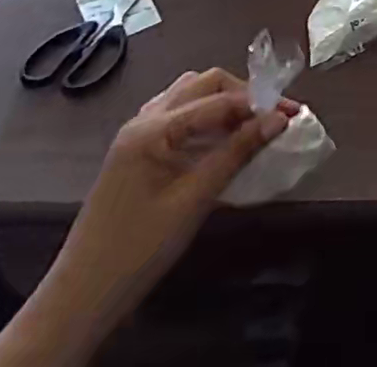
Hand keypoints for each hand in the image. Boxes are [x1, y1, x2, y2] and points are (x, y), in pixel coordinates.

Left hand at [0, 70, 293, 366]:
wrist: (83, 293)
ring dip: (224, 102)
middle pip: (203, 83)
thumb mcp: (194, 199)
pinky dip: (205, 117)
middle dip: (243, 94)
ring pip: (189, 95)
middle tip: (274, 117)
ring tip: (252, 125)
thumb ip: (236, 154)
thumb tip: (277, 121)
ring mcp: (137, 133)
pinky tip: (220, 140)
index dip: (258, 104)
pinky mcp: (137, 150)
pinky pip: (177, 115)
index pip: (217, 100)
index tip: (292, 114)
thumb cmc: (139, 248)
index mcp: (153, 128)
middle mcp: (144, 119)